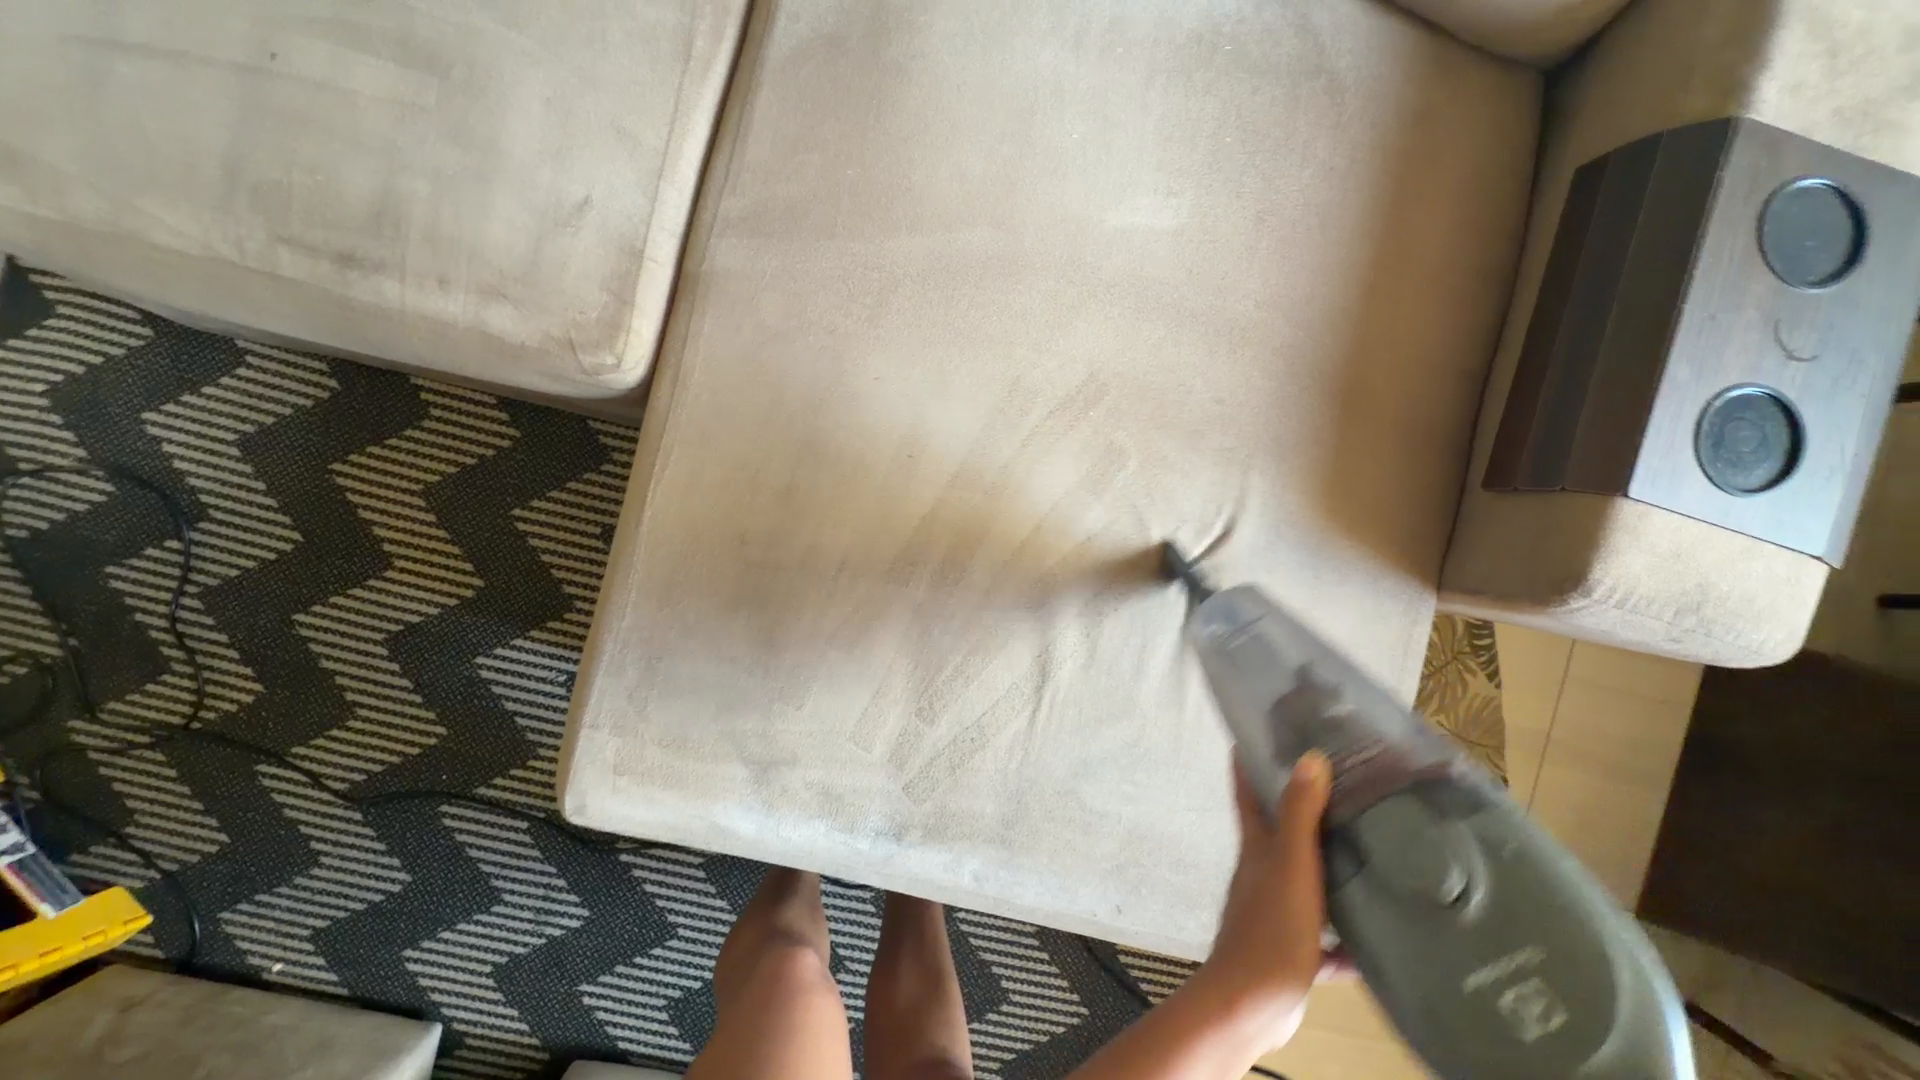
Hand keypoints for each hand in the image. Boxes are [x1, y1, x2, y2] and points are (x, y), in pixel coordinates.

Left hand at [1195, 751, 1346, 1051]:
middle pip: (1282, 833)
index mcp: (1258, 849)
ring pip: (1307, 883)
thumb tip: (1309, 757)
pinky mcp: (1294, 951)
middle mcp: (1264, 874)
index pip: (1249, 793)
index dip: (1248, 763)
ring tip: (1374, 855)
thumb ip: (1299, 814)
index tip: (1261, 734)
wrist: (1253, 1003)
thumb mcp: (1291, 864)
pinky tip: (1383, 936)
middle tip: (1346, 790)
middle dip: (1305, 810)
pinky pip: (1327, 941)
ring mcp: (1278, 913)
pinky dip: (1349, 939)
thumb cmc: (1270, 927)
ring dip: (1333, 871)